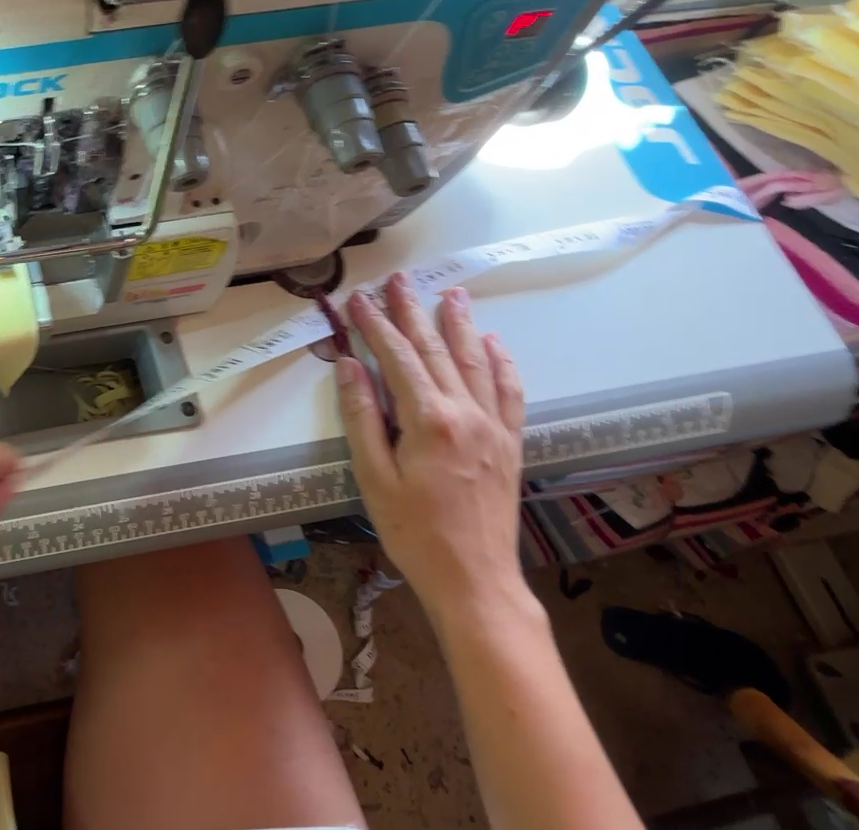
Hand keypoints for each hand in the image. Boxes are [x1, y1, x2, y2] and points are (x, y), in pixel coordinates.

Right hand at [336, 276, 528, 618]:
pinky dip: (501, 363)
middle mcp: (466, 413)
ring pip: (475, 363)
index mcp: (429, 420)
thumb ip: (362, 417)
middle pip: (436, 351)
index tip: (358, 298)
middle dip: (413, 312)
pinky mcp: (509, 444)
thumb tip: (349, 366)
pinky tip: (494, 344)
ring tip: (451, 294)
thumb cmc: (413, 531)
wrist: (474, 579)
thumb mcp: (372, 477)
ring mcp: (493, 427)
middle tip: (399, 280)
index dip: (375, 325)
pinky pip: (508, 392)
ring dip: (460, 326)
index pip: (397, 358)